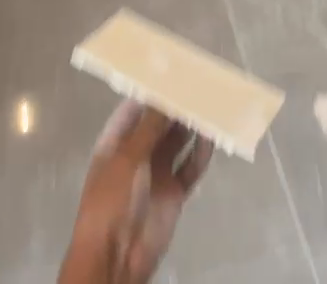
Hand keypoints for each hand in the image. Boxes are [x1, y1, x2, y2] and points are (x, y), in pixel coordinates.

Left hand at [59, 102, 214, 283]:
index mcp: (116, 141)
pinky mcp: (174, 192)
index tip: (174, 70)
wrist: (116, 256)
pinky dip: (202, 153)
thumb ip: (150, 127)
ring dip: (192, 127)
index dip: (153, 90)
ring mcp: (156, 173)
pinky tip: (214, 138)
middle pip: (160, 123)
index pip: (134, 108)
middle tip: (201, 84)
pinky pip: (190, 167)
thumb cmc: (112, 201)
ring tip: (212, 105)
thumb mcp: (128, 159)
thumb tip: (167, 93)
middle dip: (178, 106)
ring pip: (178, 142)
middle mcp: (137, 153)